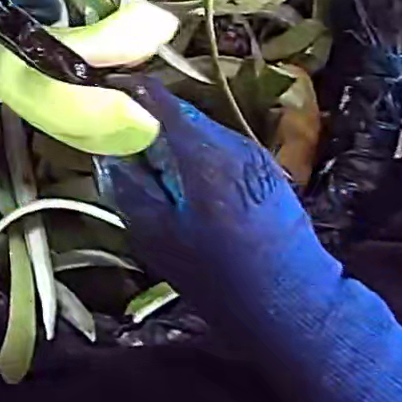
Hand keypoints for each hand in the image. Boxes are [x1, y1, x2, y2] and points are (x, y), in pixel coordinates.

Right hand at [97, 77, 401, 401]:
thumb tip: (105, 151)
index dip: (122, 89)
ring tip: (151, 167)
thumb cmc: (221, 278)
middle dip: (143, 120)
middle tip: (120, 144)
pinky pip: (213, 142)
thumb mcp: (156, 236)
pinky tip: (184, 183)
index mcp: (201, 153)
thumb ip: (125, 185)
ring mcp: (252, 151)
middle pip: (174, 109)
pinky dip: (190, 150)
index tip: (98, 96)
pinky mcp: (263, 166)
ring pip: (194, 125)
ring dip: (167, 137)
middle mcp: (229, 141)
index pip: (155, 95)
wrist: (303, 313)